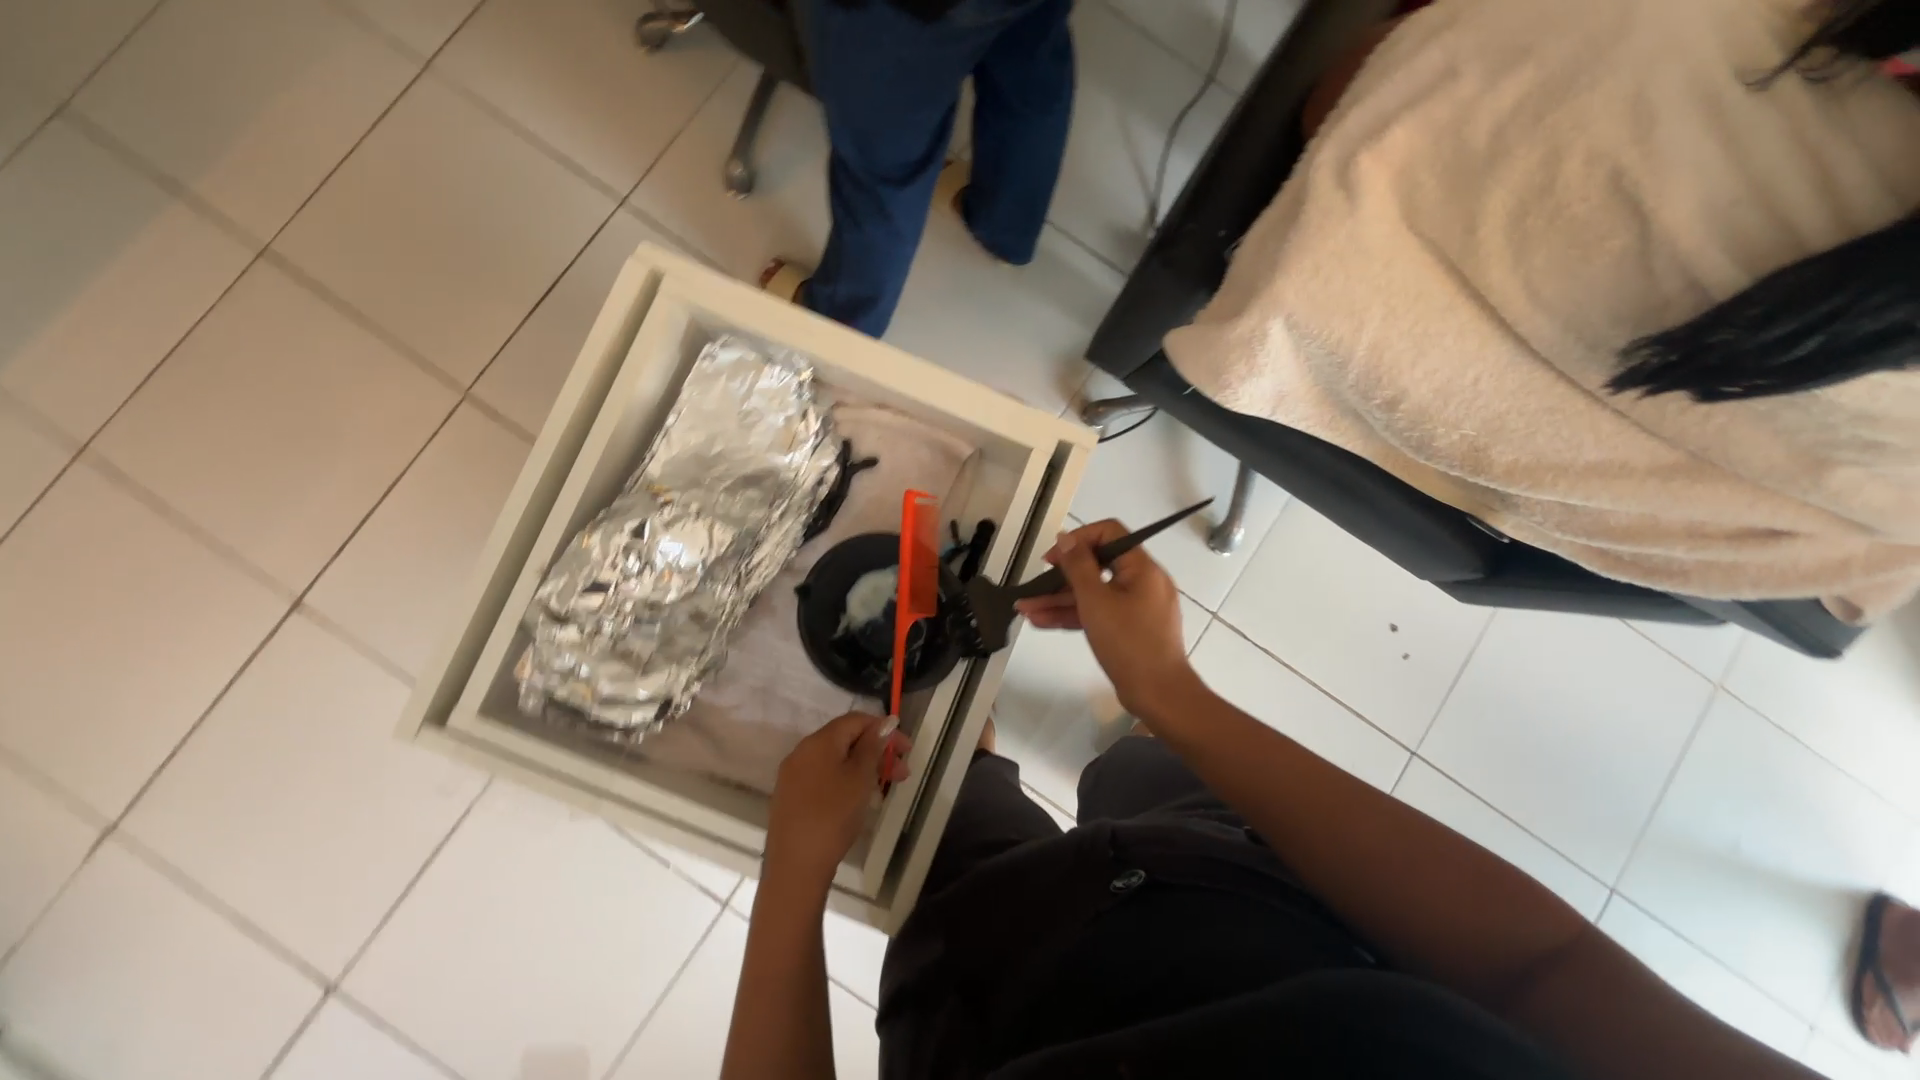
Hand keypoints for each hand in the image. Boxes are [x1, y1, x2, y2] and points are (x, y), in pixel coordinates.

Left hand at [765, 712, 910, 892]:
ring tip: (884, 790)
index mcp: (819, 742)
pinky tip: (858, 801)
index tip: (906, 750)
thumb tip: (885, 722)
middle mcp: (802, 752)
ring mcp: (793, 775)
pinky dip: (845, 781)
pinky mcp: (791, 797)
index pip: (855, 720)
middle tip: (903, 774)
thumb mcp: (860, 778)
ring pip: (835, 760)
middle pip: (845, 740)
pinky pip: (823, 777)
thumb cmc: (833, 815)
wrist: (796, 864)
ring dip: (863, 768)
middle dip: (876, 752)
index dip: (883, 729)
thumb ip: (873, 746)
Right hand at [1013, 520, 1199, 720]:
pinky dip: (1076, 615)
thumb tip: (1066, 538)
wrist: (1158, 694)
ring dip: (1060, 600)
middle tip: (1033, 588)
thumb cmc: (1128, 643)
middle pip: (1097, 566)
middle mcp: (1143, 581)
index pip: (1109, 533)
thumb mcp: (1095, 601)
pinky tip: (1043, 622)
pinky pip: (1101, 613)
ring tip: (1026, 610)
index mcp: (1142, 567)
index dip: (1077, 540)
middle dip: (1060, 578)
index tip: (1052, 559)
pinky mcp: (1132, 629)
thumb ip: (1078, 566)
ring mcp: (1138, 607)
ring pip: (1095, 594)